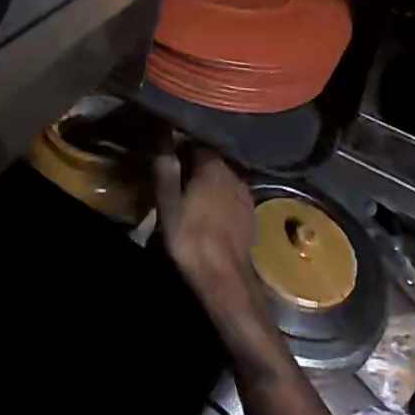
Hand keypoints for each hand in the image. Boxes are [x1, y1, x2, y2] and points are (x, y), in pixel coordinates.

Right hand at [158, 148, 273, 346]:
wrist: (223, 275)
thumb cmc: (190, 237)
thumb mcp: (168, 203)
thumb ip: (165, 169)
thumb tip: (162, 139)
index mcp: (212, 166)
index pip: (196, 144)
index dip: (181, 149)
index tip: (169, 158)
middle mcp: (233, 173)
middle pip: (213, 160)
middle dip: (197, 165)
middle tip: (179, 177)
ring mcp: (246, 192)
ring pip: (224, 177)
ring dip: (211, 181)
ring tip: (195, 194)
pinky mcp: (251, 211)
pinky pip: (233, 194)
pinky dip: (222, 196)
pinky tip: (212, 210)